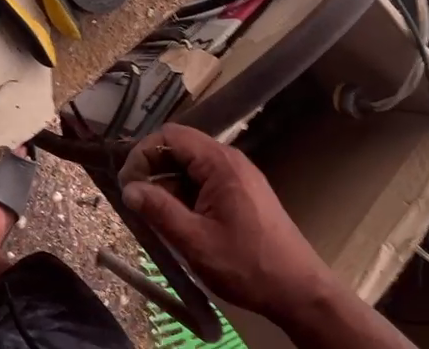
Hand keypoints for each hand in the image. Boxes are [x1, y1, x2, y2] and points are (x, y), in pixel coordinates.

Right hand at [118, 124, 335, 322]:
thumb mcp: (196, 241)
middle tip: (136, 200)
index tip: (127, 182)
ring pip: (192, 166)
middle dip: (154, 169)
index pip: (170, 136)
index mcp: (220, 163)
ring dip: (169, 184)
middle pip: (181, 148)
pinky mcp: (243, 193)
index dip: (143, 153)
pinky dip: (186, 194)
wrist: (300, 292)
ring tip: (154, 215)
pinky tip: (179, 220)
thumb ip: (159, 211)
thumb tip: (129, 189)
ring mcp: (239, 176)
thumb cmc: (247, 266)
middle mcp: (230, 160)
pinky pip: (206, 180)